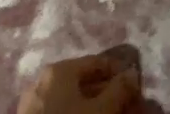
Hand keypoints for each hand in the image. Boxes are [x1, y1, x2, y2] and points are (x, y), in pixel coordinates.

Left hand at [16, 54, 141, 113]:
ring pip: (73, 98)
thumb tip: (132, 73)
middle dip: (107, 91)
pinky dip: (78, 111)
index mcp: (59, 69)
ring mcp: (34, 102)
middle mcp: (44, 80)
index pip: (97, 62)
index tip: (136, 83)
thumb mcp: (99, 110)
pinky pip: (61, 109)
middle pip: (84, 81)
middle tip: (126, 102)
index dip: (119, 71)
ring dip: (95, 104)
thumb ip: (118, 90)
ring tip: (111, 112)